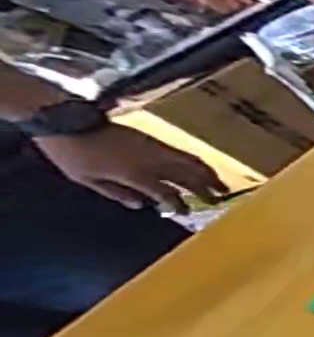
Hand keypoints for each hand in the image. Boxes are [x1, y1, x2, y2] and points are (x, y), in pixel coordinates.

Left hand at [34, 126, 222, 213]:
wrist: (69, 124)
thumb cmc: (73, 155)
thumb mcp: (85, 179)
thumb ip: (116, 193)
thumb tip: (141, 205)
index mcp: (137, 176)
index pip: (167, 195)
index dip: (178, 206)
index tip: (183, 213)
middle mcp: (155, 165)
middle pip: (190, 180)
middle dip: (205, 192)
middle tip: (215, 201)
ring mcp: (160, 152)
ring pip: (195, 166)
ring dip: (211, 177)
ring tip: (221, 186)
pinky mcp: (159, 143)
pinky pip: (187, 156)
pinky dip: (200, 165)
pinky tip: (203, 170)